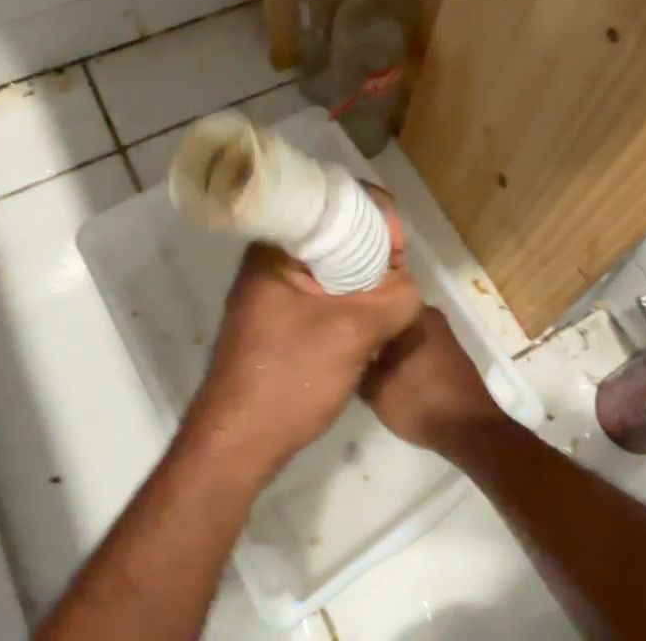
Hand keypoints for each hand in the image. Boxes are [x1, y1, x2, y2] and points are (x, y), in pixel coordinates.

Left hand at [185, 190, 421, 481]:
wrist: (238, 444)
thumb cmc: (290, 377)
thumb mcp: (356, 331)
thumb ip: (395, 297)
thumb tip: (406, 285)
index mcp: (277, 245)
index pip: (335, 201)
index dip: (377, 216)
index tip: (399, 252)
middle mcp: (270, 259)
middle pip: (336, 234)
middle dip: (374, 253)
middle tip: (399, 281)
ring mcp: (272, 291)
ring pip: (333, 268)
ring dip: (365, 283)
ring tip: (390, 305)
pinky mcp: (279, 320)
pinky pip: (324, 295)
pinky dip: (350, 303)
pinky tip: (369, 329)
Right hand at [360, 306, 509, 459]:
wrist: (468, 430)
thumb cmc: (419, 402)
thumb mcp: (375, 388)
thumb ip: (358, 365)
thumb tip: (347, 352)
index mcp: (413, 313)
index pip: (376, 299)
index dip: (355, 313)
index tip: (336, 323)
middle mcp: (430, 315)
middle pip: (390, 316)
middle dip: (371, 328)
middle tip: (345, 342)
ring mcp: (442, 334)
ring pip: (404, 332)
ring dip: (386, 343)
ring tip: (361, 356)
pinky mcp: (449, 354)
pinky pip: (417, 345)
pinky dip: (402, 354)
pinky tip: (387, 368)